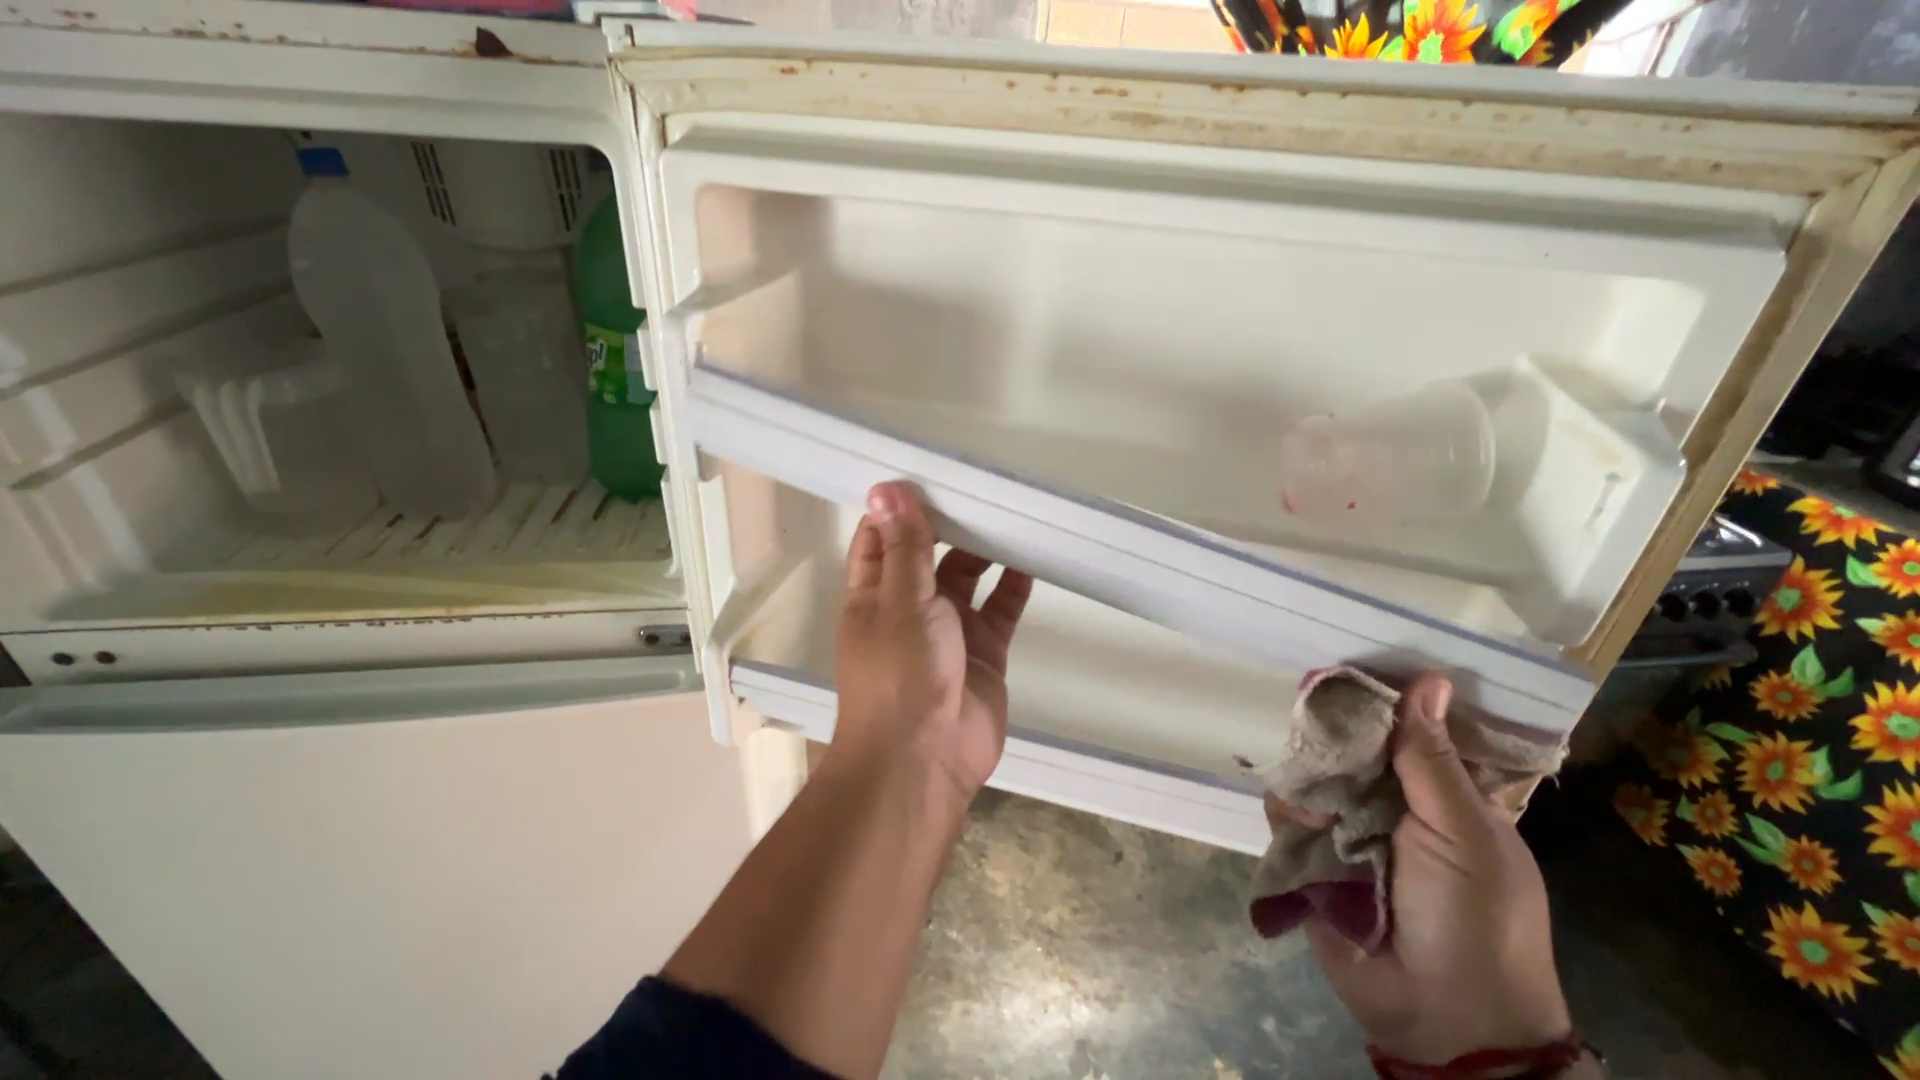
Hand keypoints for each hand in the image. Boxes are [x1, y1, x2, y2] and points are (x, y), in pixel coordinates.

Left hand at [831, 482, 1032, 806]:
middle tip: (983, 485)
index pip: (881, 538)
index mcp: (872, 594)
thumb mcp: (900, 601)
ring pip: (969, 578)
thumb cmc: (899, 675)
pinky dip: (1014, 586)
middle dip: (951, 523)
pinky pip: (1001, 610)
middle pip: (929, 554)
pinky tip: (1032, 558)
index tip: (929, 472)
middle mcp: (908, 608)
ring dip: (985, 550)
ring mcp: (949, 631)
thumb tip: (886, 488)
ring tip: (1012, 514)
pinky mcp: (984, 652)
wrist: (924, 758)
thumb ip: (904, 546)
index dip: (900, 507)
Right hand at [1307, 673, 1571, 1067]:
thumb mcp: (1465, 830)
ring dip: (1309, 774)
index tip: (1353, 664)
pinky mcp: (1310, 864)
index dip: (1383, 699)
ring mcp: (1348, 835)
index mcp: (1442, 796)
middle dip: (1333, 732)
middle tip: (1312, 701)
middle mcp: (1392, 807)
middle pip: (1352, 750)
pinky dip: (1287, 813)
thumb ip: (1431, 759)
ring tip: (1309, 769)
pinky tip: (1295, 815)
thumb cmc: (1476, 915)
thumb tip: (1427, 678)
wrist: (1444, 1017)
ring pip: (1314, 781)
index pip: (1407, 731)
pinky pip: (1287, 823)